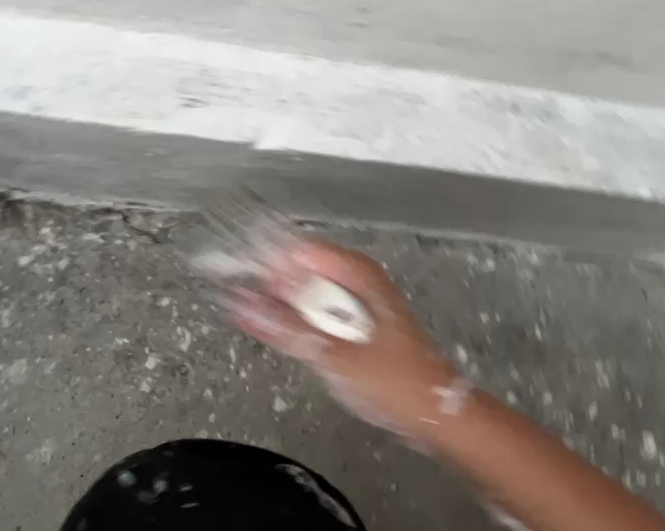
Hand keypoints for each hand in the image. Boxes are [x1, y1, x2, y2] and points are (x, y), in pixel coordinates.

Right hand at [223, 237, 469, 443]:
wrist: (437, 417)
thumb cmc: (392, 381)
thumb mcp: (333, 355)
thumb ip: (285, 328)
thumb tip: (237, 302)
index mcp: (353, 271)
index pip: (294, 246)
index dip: (260, 257)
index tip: (227, 273)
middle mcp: (352, 276)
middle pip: (296, 264)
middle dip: (263, 278)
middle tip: (230, 296)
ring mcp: (352, 298)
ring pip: (302, 288)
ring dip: (275, 299)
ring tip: (243, 311)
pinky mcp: (351, 320)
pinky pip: (312, 308)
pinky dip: (292, 315)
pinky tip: (271, 327)